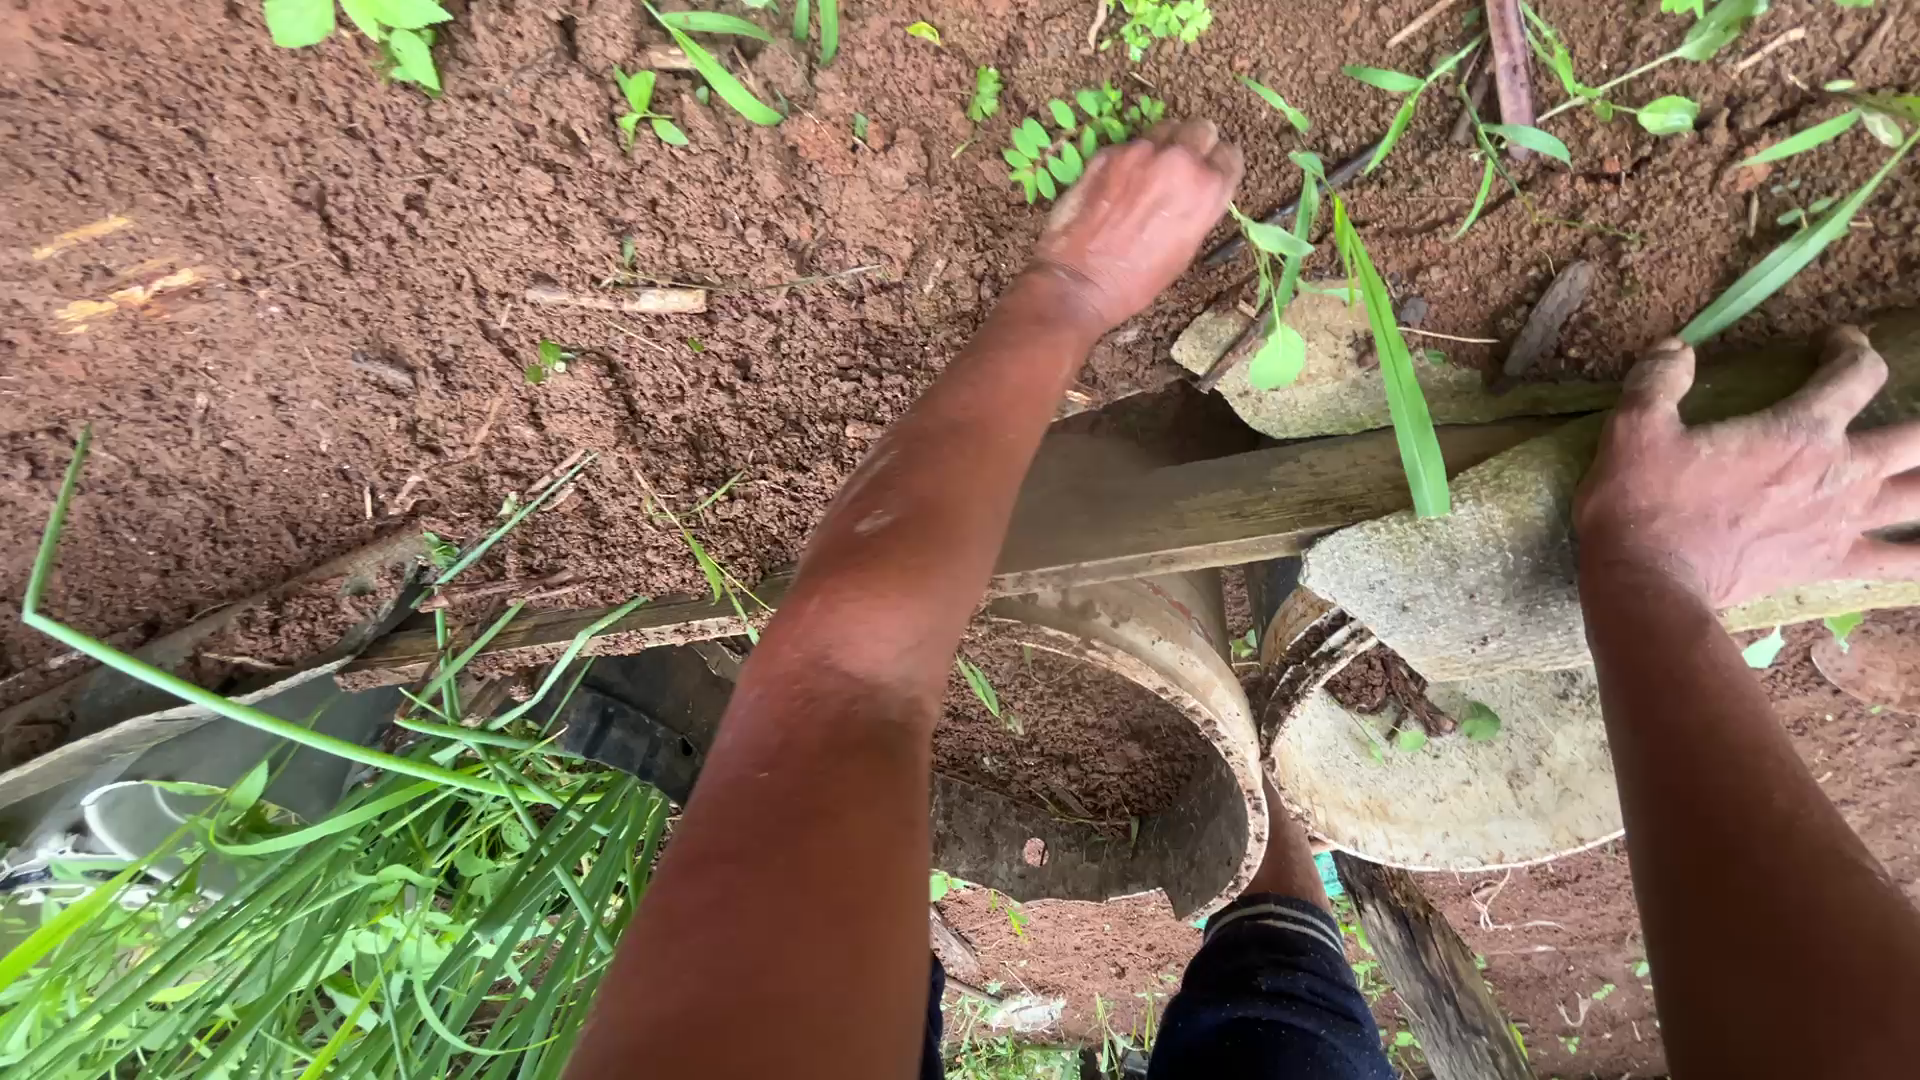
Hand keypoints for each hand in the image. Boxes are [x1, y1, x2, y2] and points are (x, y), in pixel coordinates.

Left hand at [1026, 119, 1243, 331]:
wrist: (1079, 285)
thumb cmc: (1135, 282)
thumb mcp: (1183, 251)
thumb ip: (1197, 209)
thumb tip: (1194, 192)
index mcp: (1206, 189)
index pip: (1229, 155)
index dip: (1215, 167)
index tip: (1205, 177)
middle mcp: (1179, 160)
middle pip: (1200, 130)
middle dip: (1191, 148)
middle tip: (1174, 173)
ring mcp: (1141, 152)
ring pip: (1163, 130)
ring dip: (1160, 148)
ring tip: (1144, 179)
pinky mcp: (1107, 153)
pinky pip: (1128, 146)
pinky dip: (1126, 161)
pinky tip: (1114, 189)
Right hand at [1574, 328, 1919, 608]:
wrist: (1644, 576)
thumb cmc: (1638, 501)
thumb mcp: (1631, 431)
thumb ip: (1657, 382)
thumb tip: (1675, 346)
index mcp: (1797, 432)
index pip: (1854, 374)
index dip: (1848, 350)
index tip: (1833, 343)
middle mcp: (1839, 471)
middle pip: (1919, 436)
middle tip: (1898, 412)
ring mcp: (1841, 521)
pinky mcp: (1828, 562)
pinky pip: (1905, 562)